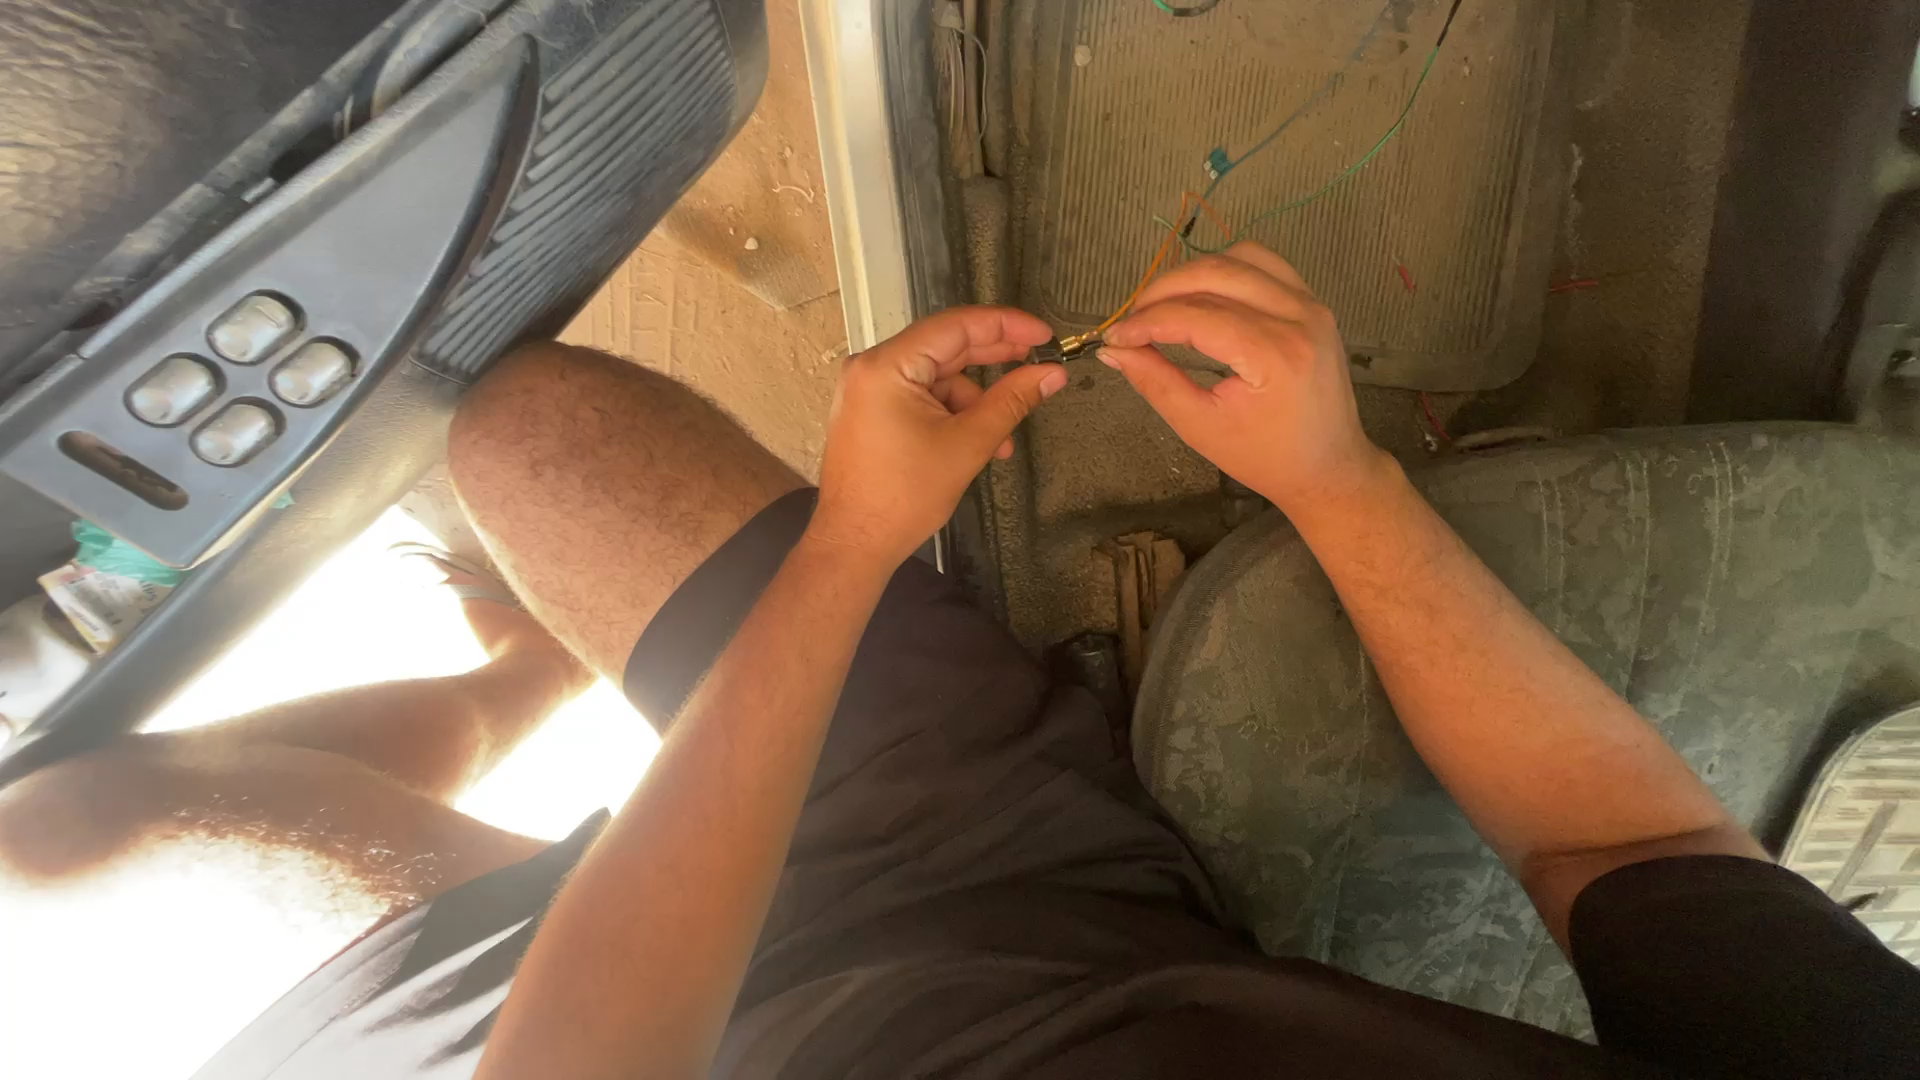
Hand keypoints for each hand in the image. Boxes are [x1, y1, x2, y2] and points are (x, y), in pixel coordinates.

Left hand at [806, 306, 1066, 565]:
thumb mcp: (968, 444)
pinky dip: (950, 415)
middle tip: (1038, 362)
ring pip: (937, 379)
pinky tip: (973, 444)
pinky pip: (921, 398)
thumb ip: (1012, 401)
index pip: (956, 326)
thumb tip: (1051, 374)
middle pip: (945, 348)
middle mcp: (870, 368)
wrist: (855, 544)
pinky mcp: (870, 411)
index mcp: (886, 366)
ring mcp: (867, 390)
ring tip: (1001, 442)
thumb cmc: (902, 499)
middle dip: (994, 360)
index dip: (1006, 325)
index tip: (1043, 334)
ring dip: (974, 404)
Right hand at [1100, 242, 1388, 514]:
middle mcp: (1297, 316)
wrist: (1325, 465)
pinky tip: (1200, 297)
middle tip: (1130, 320)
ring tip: (1161, 306)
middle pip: (1215, 273)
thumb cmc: (1262, 457)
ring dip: (1192, 275)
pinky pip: (1262, 264)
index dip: (1146, 322)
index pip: (1195, 316)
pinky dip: (1224, 270)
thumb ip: (1154, 382)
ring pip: (1239, 257)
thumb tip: (1113, 351)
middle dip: (1161, 292)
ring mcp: (1310, 303)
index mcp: (1272, 354)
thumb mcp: (1199, 427)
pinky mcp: (1311, 302)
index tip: (1113, 337)